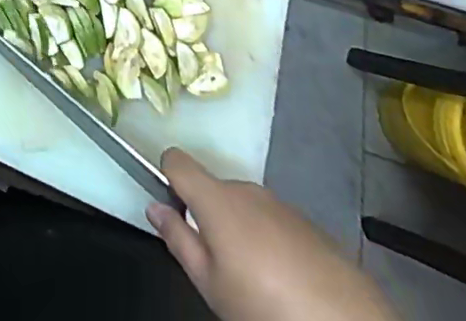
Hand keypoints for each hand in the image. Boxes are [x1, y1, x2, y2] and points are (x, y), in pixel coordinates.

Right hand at [148, 149, 398, 320]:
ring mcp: (282, 205)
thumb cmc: (266, 306)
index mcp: (217, 199)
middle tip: (217, 262)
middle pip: (213, 189)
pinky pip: (275, 222)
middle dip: (207, 215)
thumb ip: (177, 240)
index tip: (172, 208)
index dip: (167, 177)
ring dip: (240, 229)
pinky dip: (270, 241)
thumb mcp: (210, 283)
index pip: (177, 160)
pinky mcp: (311, 224)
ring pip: (245, 207)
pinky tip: (285, 280)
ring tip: (255, 278)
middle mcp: (248, 190)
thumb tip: (154, 209)